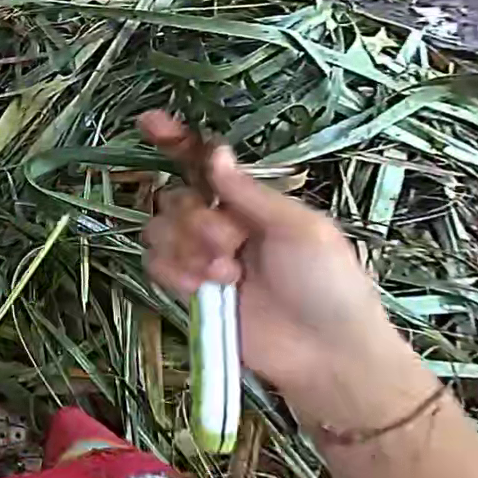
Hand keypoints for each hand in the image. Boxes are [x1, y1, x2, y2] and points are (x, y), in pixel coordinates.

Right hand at [138, 110, 428, 424]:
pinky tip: (205, 288)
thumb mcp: (300, 228)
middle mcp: (218, 222)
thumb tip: (214, 152)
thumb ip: (249, 192)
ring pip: (159, 229)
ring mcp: (199, 255)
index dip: (174, 140)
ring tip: (226, 275)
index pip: (201, 163)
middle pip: (174, 198)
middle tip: (232, 245)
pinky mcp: (186, 288)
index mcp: (247, 201)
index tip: (149, 122)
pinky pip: (155, 264)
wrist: (325, 355)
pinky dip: (175, 273)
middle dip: (197, 220)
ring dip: (188, 250)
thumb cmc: (328, 283)